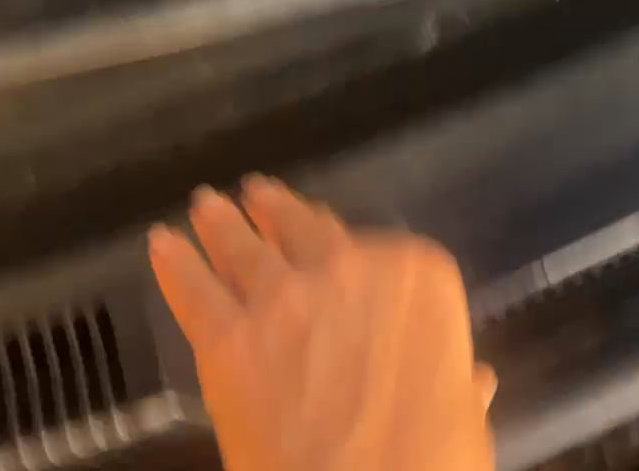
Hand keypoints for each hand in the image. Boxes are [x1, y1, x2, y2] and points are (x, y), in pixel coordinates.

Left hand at [149, 178, 496, 470]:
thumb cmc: (430, 450)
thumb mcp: (465, 413)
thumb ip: (464, 385)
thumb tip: (477, 383)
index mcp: (419, 275)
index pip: (379, 246)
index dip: (345, 239)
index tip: (324, 227)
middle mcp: (355, 267)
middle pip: (309, 231)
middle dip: (279, 211)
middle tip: (256, 193)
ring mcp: (289, 297)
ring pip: (251, 249)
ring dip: (224, 224)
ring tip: (207, 203)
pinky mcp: (231, 339)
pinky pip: (197, 292)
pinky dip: (176, 265)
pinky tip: (161, 242)